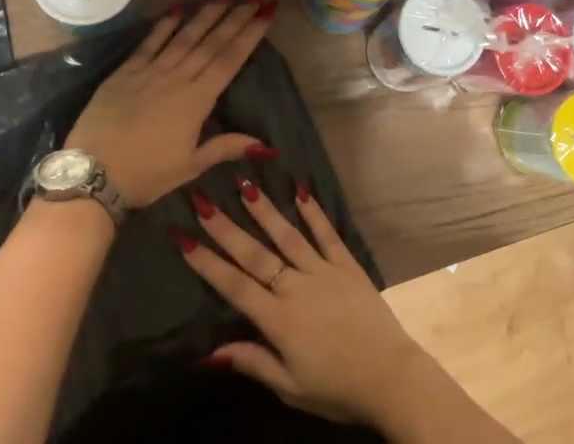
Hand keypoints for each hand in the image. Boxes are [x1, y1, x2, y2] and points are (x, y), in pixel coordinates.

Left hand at [63, 0, 276, 207]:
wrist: (91, 174)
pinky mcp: (125, 72)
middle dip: (236, 16)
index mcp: (197, 101)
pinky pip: (149, 43)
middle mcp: (177, 79)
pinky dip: (164, 25)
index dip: (250, 34)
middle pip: (212, 42)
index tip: (266, 11)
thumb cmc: (145, 175)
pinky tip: (178, 9)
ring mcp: (149, 72)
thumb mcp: (189, 167)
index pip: (230, 60)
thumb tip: (264, 144)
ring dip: (206, 14)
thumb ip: (224, 148)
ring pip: (184, 36)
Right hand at [177, 179, 438, 429]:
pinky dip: (314, 213)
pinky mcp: (349, 267)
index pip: (234, 285)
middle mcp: (297, 287)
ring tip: (245, 185)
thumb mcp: (290, 388)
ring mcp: (325, 272)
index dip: (206, 262)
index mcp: (278, 319)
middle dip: (226, 227)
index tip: (183, 236)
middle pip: (255, 254)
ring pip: (288, 236)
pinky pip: (328, 235)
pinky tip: (301, 191)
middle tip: (202, 199)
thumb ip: (253, 362)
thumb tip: (209, 352)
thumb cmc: (336, 388)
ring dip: (265, 211)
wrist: (390, 377)